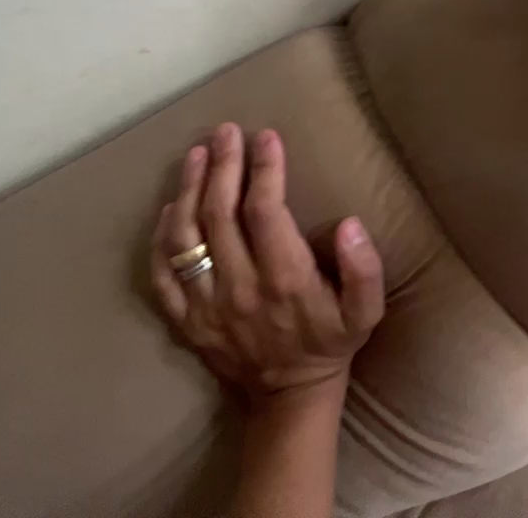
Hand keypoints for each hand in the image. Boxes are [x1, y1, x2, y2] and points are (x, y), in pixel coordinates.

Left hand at [150, 123, 383, 403]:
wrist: (289, 397)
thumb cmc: (332, 341)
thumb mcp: (366, 310)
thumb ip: (364, 268)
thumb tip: (350, 223)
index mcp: (284, 279)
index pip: (266, 212)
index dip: (265, 170)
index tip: (267, 137)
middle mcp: (239, 287)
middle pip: (220, 214)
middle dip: (224, 165)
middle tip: (228, 130)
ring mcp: (205, 304)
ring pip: (185, 237)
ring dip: (189, 189)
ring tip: (197, 154)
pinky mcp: (184, 319)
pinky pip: (162, 273)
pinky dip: (161, 236)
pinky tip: (170, 205)